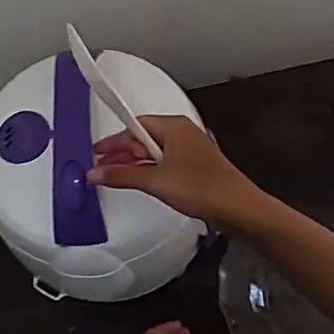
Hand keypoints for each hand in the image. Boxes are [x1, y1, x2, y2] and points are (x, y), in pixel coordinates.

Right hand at [88, 115, 271, 230]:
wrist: (238, 208)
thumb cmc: (202, 188)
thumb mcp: (156, 180)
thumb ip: (123, 175)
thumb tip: (95, 172)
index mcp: (175, 127)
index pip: (136, 124)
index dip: (114, 140)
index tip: (95, 153)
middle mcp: (184, 134)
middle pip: (145, 137)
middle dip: (122, 152)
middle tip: (99, 166)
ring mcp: (192, 151)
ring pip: (155, 152)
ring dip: (134, 163)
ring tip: (113, 176)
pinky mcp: (197, 168)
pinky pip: (166, 164)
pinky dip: (150, 171)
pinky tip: (139, 182)